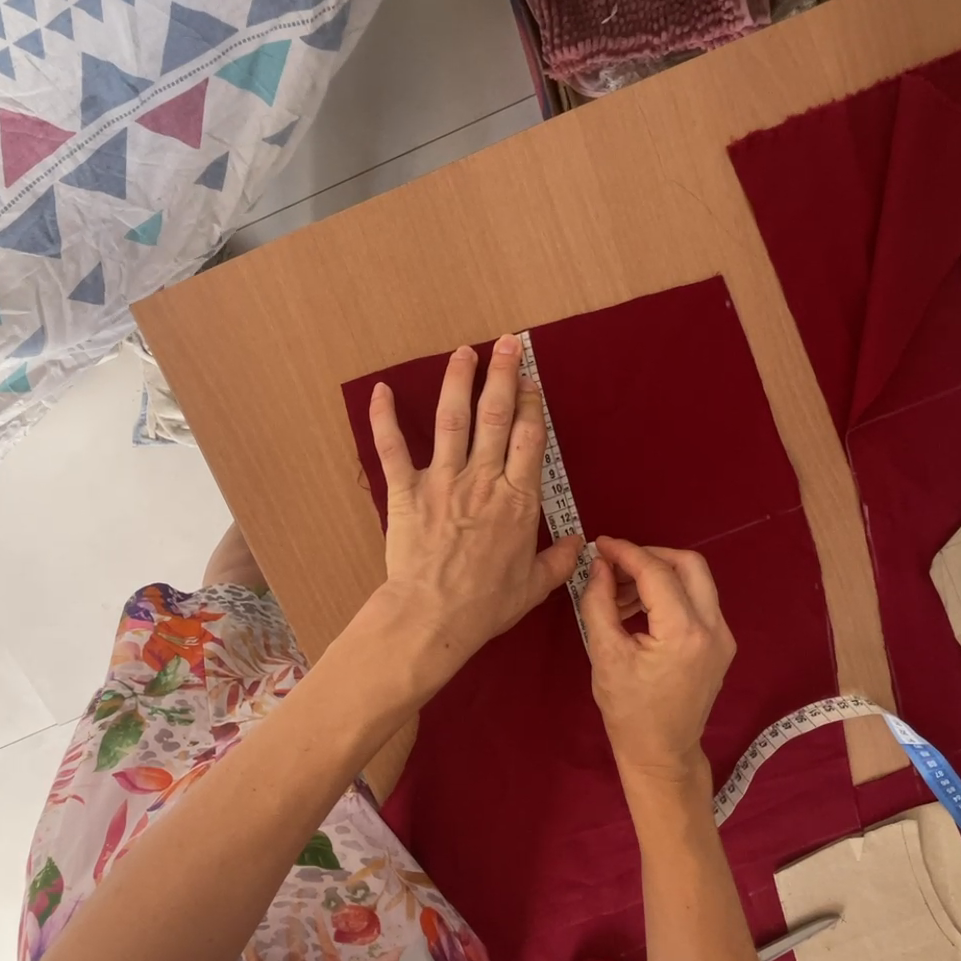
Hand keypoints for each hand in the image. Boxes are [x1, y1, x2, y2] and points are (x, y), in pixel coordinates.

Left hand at [367, 337, 583, 674]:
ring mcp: (443, 481)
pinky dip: (384, 418)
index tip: (530, 381)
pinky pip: (392, 448)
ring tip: (464, 352)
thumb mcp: (533, 587)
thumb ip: (558, 562)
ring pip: (453, 419)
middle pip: (496, 415)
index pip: (528, 438)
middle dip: (503, 375)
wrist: (433, 616)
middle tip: (507, 344)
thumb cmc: (485, 605)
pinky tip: (380, 390)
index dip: (530, 405)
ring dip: (458, 381)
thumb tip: (580, 545)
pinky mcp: (406, 491)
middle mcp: (483, 480)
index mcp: (518, 500)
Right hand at [579, 537, 736, 780]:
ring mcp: (722, 636)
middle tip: (615, 564)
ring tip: (618, 592)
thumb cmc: (628, 710)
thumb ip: (599, 602)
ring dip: (658, 574)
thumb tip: (599, 565)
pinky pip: (697, 601)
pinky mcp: (720, 644)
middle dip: (649, 555)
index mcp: (684, 633)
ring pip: (696, 581)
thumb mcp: (604, 654)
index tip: (600, 545)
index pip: (656, 573)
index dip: (626, 553)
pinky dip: (668, 593)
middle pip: (689, 565)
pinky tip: (638, 608)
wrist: (661, 753)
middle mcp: (713, 628)